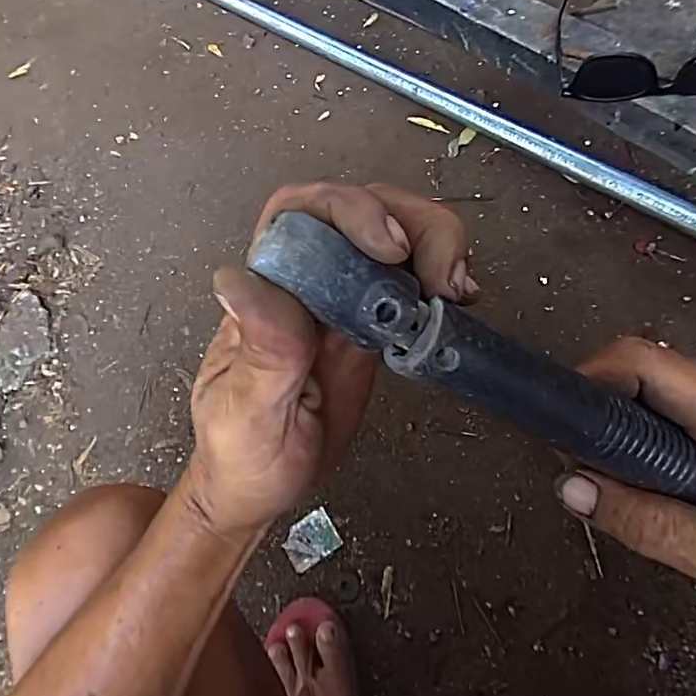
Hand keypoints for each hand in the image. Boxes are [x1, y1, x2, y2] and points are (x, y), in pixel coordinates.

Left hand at [183, 182, 476, 538]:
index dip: (346, 209)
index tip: (388, 247)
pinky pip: (410, 279)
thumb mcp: (245, 410)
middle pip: (352, 210)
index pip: (297, 214)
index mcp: (264, 291)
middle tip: (437, 270)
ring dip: (433, 239)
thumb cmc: (241, 452)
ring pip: (388, 233)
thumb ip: (258, 350)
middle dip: (405, 219)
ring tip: (453, 285)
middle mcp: (303, 284)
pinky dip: (441, 272)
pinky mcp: (372, 324)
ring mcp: (340, 301)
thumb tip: (238, 279)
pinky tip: (457, 295)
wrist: (264, 485)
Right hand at [560, 337, 695, 665]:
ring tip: (656, 489)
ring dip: (638, 429)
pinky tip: (688, 480)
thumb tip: (571, 487)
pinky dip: (666, 431)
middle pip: (646, 372)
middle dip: (610, 419)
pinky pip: (689, 397)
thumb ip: (653, 526)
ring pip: (664, 384)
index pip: (646, 362)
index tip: (563, 427)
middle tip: (610, 480)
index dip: (589, 381)